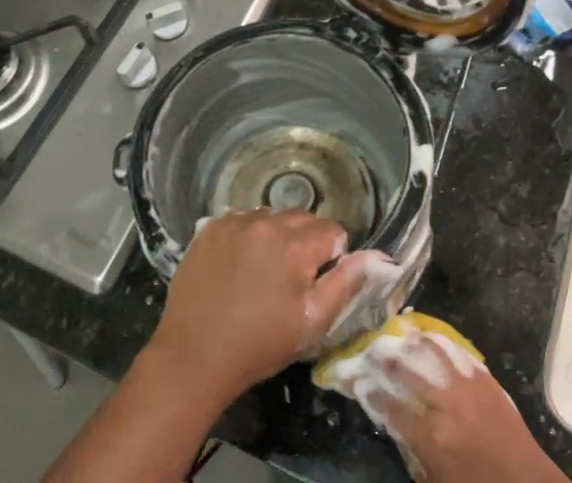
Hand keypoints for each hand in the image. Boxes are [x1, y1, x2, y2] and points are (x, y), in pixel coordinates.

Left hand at [146, 209, 383, 399]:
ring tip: (264, 272)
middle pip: (301, 219)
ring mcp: (233, 223)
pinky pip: (240, 220)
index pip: (332, 230)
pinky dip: (247, 235)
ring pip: (270, 217)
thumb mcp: (312, 321)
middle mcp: (264, 223)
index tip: (317, 282)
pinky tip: (239, 265)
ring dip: (275, 236)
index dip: (331, 255)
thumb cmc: (260, 344)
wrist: (195, 355)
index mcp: (295, 244)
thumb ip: (346, 283)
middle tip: (292, 279)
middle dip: (305, 242)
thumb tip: (375, 257)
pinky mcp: (208, 230)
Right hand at [361, 332, 566, 482]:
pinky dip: (439, 343)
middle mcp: (447, 404)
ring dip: (409, 343)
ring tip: (394, 337)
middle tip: (367, 351)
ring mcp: (469, 387)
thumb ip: (408, 445)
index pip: (388, 404)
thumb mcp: (433, 478)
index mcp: (431, 435)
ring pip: (431, 351)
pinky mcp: (486, 379)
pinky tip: (426, 339)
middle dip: (382, 359)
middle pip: (405, 370)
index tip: (352, 380)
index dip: (367, 389)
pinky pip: (457, 352)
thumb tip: (387, 417)